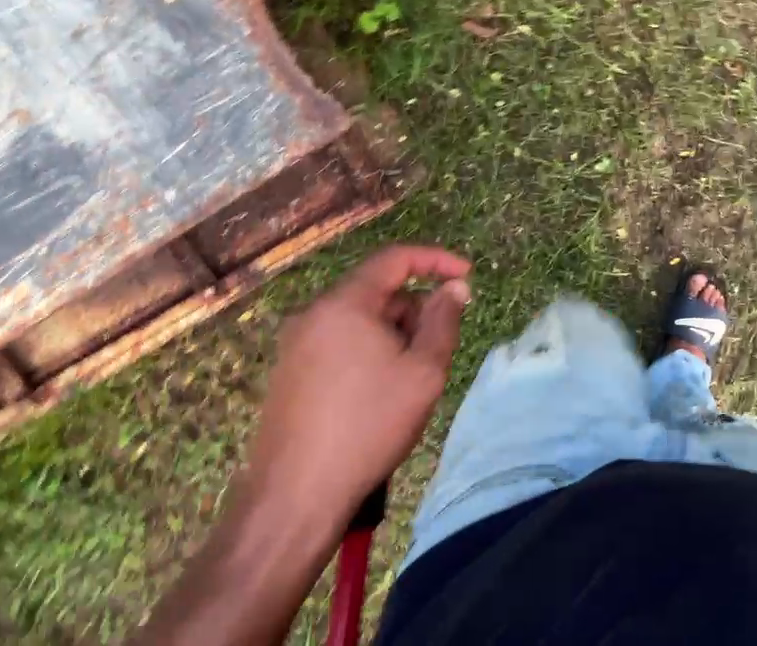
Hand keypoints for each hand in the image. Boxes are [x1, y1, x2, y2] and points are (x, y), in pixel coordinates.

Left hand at [245, 245, 471, 515]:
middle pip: (378, 292)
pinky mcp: (289, 375)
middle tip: (439, 350)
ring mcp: (295, 347)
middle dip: (416, 311)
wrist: (295, 497)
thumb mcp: (424, 371)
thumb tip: (454, 287)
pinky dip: (370, 353)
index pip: (395, 259)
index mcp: (344, 304)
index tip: (468, 278)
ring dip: (394, 336)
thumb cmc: (369, 425)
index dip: (436, 261)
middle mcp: (313, 315)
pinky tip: (380, 396)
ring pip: (361, 321)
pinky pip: (340, 344)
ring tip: (410, 381)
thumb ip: (444, 320)